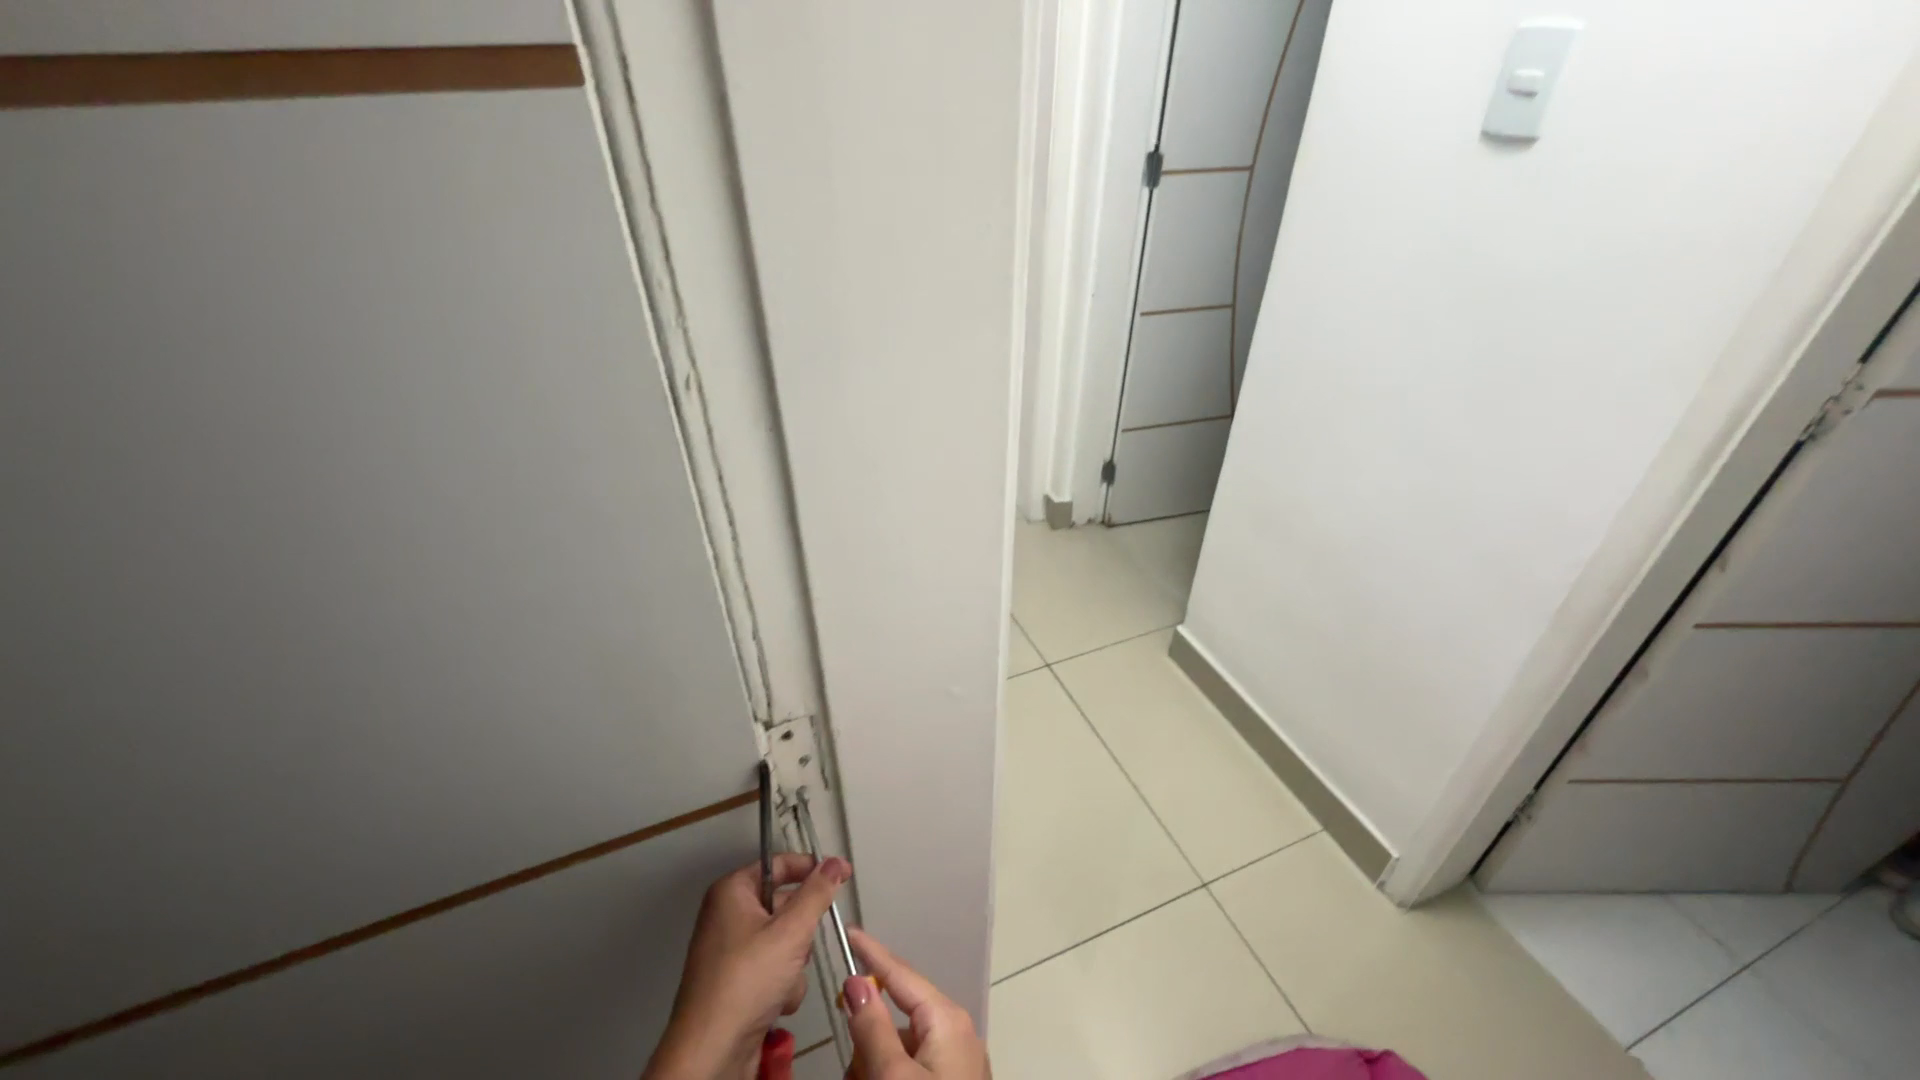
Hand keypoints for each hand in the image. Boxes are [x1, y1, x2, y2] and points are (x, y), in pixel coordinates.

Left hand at [645, 853, 851, 1079]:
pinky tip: (778, 1001)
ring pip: (784, 940)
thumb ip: (817, 894)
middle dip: (801, 932)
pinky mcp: (737, 981)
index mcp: (732, 892)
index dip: (811, 868)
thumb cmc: (746, 981)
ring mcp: (731, 950)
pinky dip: (783, 983)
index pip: (778, 864)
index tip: (843, 875)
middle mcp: (728, 915)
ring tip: (785, 980)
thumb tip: (836, 862)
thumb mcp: (790, 932)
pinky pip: (774, 967)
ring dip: (794, 962)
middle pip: (784, 906)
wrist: (712, 1051)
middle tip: (800, 947)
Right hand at [842, 927, 990, 1079]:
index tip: (848, 931)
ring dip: (874, 1060)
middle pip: (895, 1015)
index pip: (900, 973)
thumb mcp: (893, 1075)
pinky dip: (891, 1072)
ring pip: (900, 1044)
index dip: (872, 952)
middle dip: (866, 1034)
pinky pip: (912, 1064)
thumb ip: (872, 1029)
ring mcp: (957, 1059)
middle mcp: (956, 1031)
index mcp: (947, 1018)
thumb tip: (856, 981)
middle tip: (852, 1067)